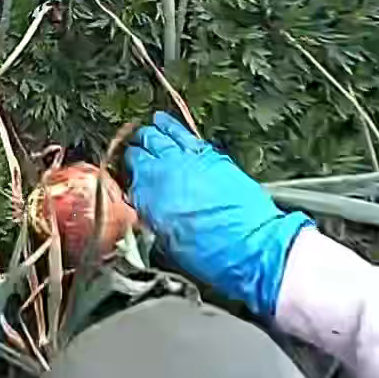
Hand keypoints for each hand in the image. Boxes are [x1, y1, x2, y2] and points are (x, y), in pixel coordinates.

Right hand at [125, 111, 312, 317]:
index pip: (130, 173)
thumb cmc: (213, 255)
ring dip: (152, 132)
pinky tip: (166, 122)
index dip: (126, 169)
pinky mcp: (209, 155)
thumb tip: (144, 206)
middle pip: (144, 149)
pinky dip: (172, 126)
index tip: (124, 169)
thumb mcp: (170, 245)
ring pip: (161, 136)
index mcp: (152, 197)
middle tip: (132, 146)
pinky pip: (184, 134)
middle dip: (136, 147)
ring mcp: (188, 159)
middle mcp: (165, 172)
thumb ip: (152, 218)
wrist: (253, 247)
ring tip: (146, 127)